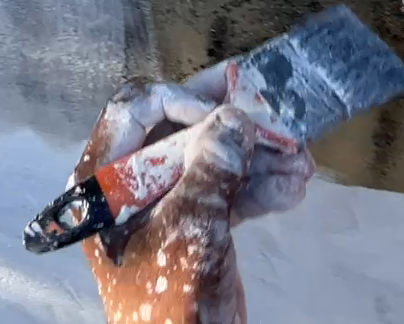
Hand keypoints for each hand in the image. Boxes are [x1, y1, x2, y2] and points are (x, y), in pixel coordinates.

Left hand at [71, 75, 315, 323]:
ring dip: (254, 158)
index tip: (220, 115)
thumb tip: (235, 117)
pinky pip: (221, 190)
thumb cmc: (171, 301)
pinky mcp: (191, 222)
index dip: (177, 101)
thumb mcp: (192, 231)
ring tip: (301, 160)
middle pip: (176, 129)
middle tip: (270, 112)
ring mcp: (161, 202)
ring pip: (205, 158)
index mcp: (102, 179)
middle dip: (228, 126)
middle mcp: (126, 182)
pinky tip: (293, 188)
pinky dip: (256, 189)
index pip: (133, 111)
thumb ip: (212, 170)